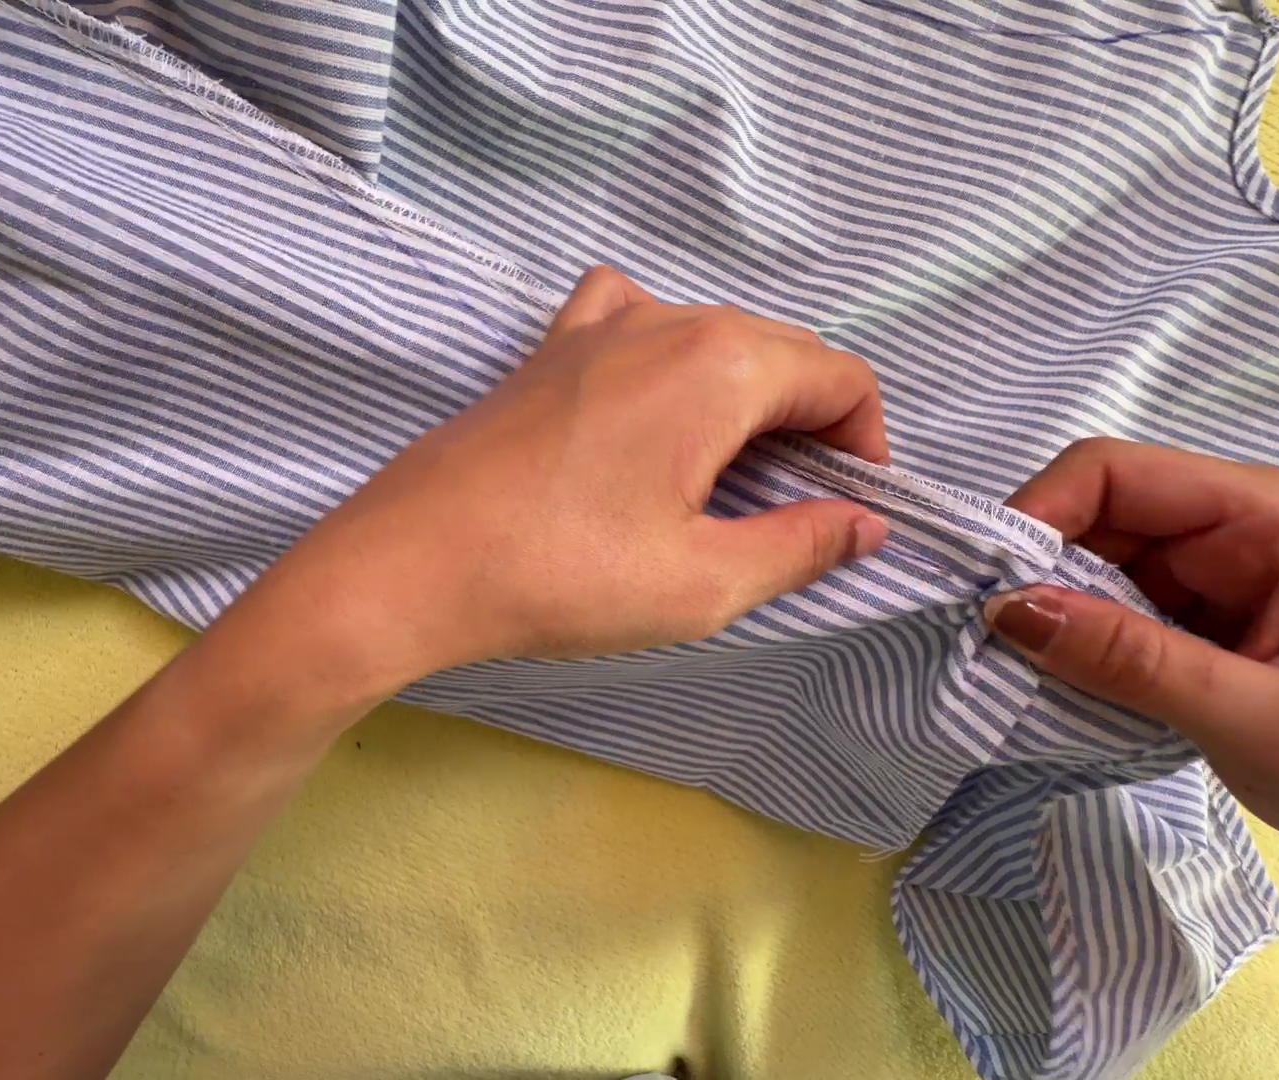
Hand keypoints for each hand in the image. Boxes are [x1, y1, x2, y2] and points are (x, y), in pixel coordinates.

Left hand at [225, 265, 888, 699]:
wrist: (413, 561)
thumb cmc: (560, 576)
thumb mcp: (702, 581)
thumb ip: (802, 545)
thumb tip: (864, 522)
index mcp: (718, 365)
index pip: (839, 376)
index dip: (865, 441)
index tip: (851, 504)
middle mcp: (663, 320)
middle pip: (779, 353)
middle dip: (811, 423)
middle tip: (798, 504)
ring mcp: (595, 326)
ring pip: (711, 338)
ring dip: (745, 395)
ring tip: (730, 468)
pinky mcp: (548, 350)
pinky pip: (632, 320)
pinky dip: (668, 356)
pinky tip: (652, 402)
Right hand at [981, 438, 1278, 887]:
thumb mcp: (1272, 725)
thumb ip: (1131, 661)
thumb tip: (1001, 608)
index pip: (1117, 474)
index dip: (1038, 512)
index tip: (986, 586)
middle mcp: (1245, 528)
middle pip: (1097, 515)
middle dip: (1035, 568)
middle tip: (990, 635)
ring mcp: (1222, 572)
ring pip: (1094, 562)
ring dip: (1051, 608)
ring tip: (1020, 663)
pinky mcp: (1202, 615)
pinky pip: (1110, 604)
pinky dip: (1074, 637)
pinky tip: (1061, 674)